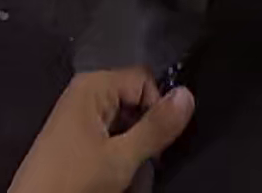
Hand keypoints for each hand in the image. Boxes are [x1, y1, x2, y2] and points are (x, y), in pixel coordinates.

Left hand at [10, 69, 194, 192]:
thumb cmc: (73, 183)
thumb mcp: (120, 160)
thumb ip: (156, 128)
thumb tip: (188, 93)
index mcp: (94, 84)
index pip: (144, 80)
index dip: (156, 111)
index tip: (156, 149)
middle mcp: (85, 90)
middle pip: (133, 100)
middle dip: (143, 133)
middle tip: (139, 167)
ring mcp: (77, 113)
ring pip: (122, 122)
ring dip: (131, 149)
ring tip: (123, 178)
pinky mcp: (73, 136)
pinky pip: (107, 135)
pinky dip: (115, 155)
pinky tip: (110, 179)